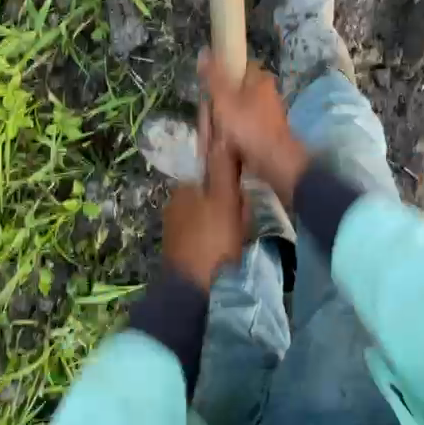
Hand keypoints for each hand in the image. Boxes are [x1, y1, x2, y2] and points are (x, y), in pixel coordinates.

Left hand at [160, 125, 246, 291]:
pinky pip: (205, 227)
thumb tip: (223, 136)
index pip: (211, 164)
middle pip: (211, 187)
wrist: (190, 288)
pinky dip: (217, 230)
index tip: (247, 179)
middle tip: (246, 211)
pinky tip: (228, 242)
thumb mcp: (224, 199)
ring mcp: (175, 222)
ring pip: (209, 208)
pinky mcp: (179, 243)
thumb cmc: (212, 240)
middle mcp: (176, 198)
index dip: (232, 169)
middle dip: (230, 195)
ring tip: (241, 228)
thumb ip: (223, 168)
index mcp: (186, 184)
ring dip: (226, 214)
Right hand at [198, 53, 309, 205]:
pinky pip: (240, 131)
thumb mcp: (225, 100)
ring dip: (220, 129)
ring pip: (232, 116)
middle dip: (215, 113)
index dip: (217, 82)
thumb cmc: (249, 128)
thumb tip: (204, 51)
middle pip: (230, 95)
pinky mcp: (263, 134)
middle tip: (209, 127)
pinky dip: (230, 140)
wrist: (276, 163)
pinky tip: (225, 149)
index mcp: (259, 80)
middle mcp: (265, 94)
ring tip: (215, 142)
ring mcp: (265, 115)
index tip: (208, 98)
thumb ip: (213, 77)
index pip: (234, 69)